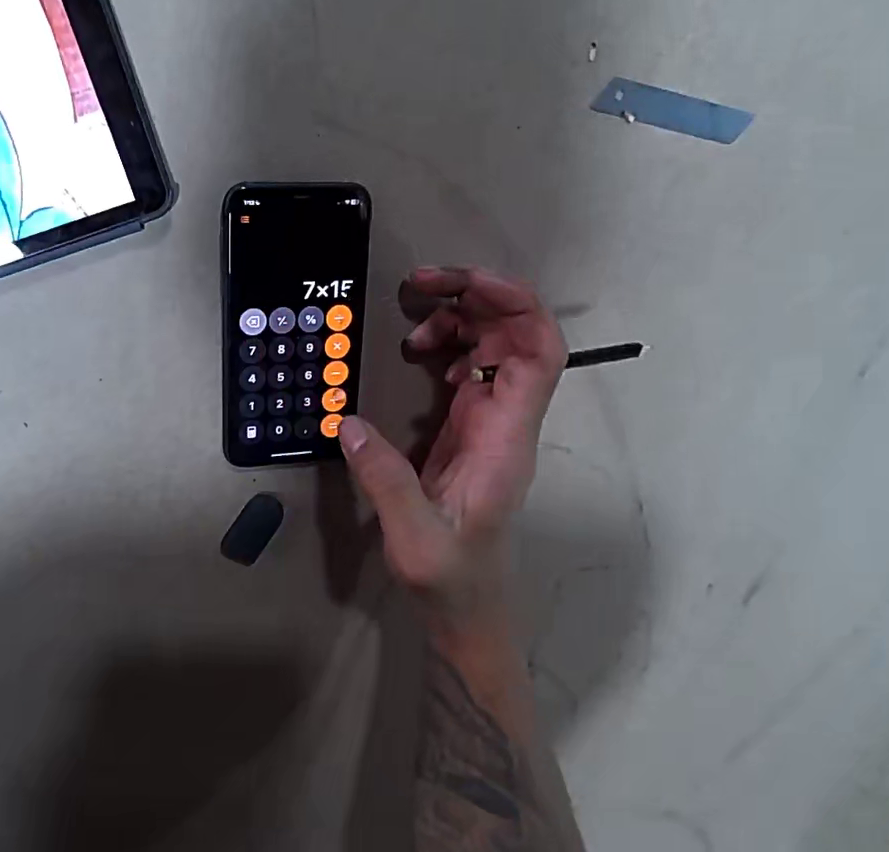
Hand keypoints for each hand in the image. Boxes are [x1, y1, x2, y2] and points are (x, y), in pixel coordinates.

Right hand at [339, 266, 565, 640]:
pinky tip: (422, 352)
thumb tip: (349, 423)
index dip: (513, 306)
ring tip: (413, 324)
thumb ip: (385, 481)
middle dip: (476, 296)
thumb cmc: (450, 578)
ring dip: (460, 319)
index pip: (539, 354)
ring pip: (497, 344)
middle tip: (419, 285)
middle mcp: (509, 419)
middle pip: (519, 334)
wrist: (466, 606)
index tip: (463, 283)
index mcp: (506, 438)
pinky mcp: (473, 424)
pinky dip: (452, 343)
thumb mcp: (414, 538)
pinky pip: (475, 365)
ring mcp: (493, 419)